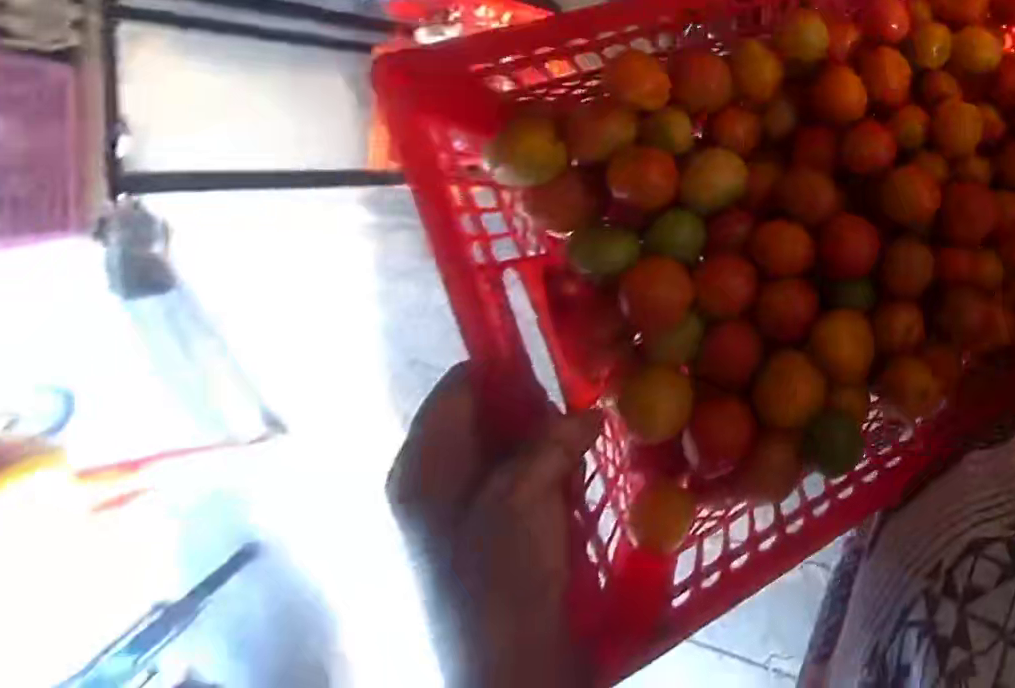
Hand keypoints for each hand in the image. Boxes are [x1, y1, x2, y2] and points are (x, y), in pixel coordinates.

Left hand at [387, 365, 599, 687]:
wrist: (512, 662)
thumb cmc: (499, 579)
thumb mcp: (523, 499)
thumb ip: (552, 442)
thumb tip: (589, 412)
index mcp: (424, 465)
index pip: (462, 382)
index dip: (509, 364)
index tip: (561, 358)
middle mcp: (441, 473)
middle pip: (495, 406)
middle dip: (540, 406)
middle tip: (578, 415)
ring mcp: (473, 496)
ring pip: (522, 435)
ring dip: (557, 437)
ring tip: (581, 456)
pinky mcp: (504, 516)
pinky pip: (536, 465)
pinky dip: (561, 464)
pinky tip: (578, 482)